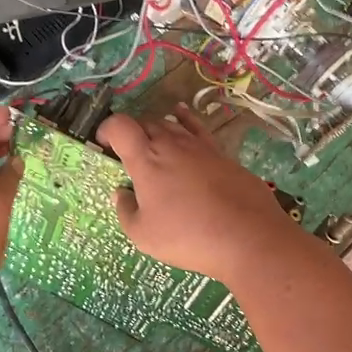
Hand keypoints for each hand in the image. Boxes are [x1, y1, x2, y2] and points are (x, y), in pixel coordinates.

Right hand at [96, 104, 298, 286]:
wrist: (248, 237)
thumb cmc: (188, 237)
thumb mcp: (144, 235)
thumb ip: (126, 211)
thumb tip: (122, 193)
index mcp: (145, 159)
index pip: (119, 126)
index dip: (106, 129)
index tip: (103, 145)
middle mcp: (170, 143)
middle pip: (144, 122)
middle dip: (130, 133)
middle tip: (127, 154)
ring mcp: (199, 146)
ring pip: (170, 124)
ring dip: (155, 130)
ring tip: (151, 143)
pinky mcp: (221, 153)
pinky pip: (196, 127)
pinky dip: (184, 118)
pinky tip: (181, 114)